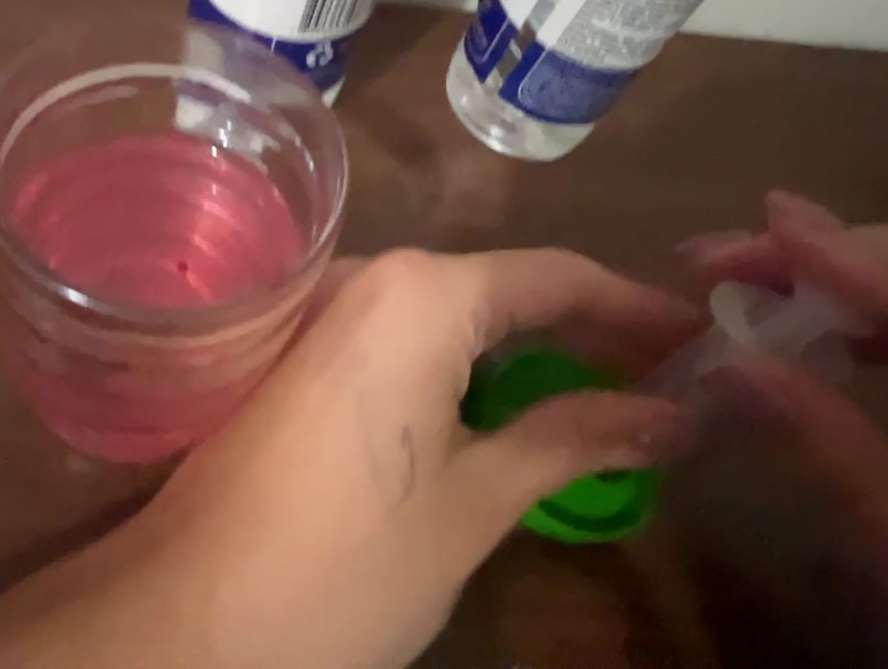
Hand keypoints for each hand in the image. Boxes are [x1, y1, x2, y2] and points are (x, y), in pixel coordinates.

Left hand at [0, 249, 700, 668]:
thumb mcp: (474, 502)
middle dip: (583, 330)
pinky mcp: (306, 346)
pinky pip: (407, 334)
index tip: (699, 340)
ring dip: (525, 349)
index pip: (555, 276)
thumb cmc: (343, 562)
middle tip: (661, 381)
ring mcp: (330, 309)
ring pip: (455, 311)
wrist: (188, 611)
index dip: (633, 307)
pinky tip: (506, 402)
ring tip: (601, 396)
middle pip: (504, 286)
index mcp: (420, 295)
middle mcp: (372, 278)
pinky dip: (467, 363)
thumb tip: (674, 415)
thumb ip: (573, 438)